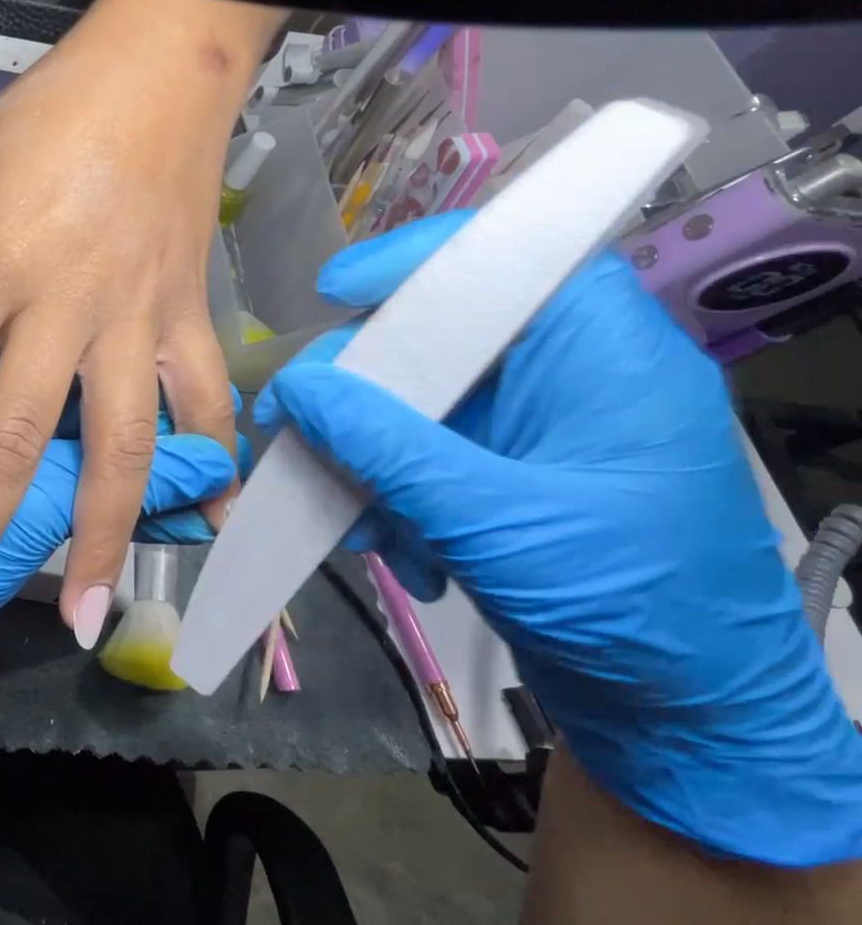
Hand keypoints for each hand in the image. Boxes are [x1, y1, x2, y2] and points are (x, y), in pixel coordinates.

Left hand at [0, 0, 282, 649]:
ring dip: (99, 537)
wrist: (168, 63)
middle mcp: (66, 306)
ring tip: (85, 616)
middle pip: (9, 440)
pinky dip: (210, 462)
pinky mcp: (194, 315)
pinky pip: (205, 400)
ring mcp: (140, 318)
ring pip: (120, 445)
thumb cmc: (51, 110)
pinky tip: (203, 521)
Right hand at [254, 210, 861, 866]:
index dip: (415, 260)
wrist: (693, 722)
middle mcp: (569, 380)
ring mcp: (536, 434)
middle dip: (359, 392)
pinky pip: (423, 460)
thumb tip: (295, 389)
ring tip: (358, 525)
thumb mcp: (493, 521)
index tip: (331, 291)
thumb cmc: (630, 606)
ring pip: (417, 408)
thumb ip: (386, 448)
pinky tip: (397, 552)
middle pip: (438, 339)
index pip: (508, 261)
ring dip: (368, 462)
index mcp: (604, 357)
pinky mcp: (508, 480)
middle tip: (289, 426)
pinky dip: (394, 500)